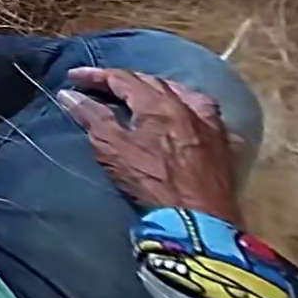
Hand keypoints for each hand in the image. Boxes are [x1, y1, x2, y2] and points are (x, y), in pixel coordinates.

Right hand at [56, 67, 242, 223]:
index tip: (72, 78)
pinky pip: (213, 119)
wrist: (199, 222)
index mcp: (158, 105)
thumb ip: (91, 115)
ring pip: (188, 94)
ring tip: (147, 94)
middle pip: (153, 82)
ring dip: (163, 89)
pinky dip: (195, 113)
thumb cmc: (150, 180)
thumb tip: (69, 93)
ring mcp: (213, 128)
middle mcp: (188, 109)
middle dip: (124, 80)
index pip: (122, 78)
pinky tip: (189, 120)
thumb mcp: (110, 146)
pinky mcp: (227, 149)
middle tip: (100, 86)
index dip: (94, 75)